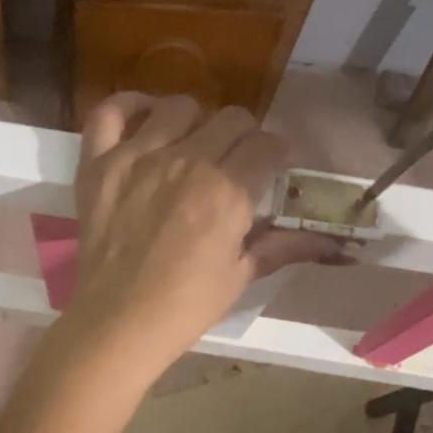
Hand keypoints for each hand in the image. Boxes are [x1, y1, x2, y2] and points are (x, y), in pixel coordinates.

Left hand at [59, 94, 338, 374]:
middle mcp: (186, 160)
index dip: (274, 154)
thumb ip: (282, 246)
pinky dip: (127, 107)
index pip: (265, 144)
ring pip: (177, 108)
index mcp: (227, 189)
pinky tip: (142, 120)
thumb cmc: (185, 307)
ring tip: (190, 145)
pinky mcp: (98, 165)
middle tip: (233, 162)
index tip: (271, 168)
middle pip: (229, 119)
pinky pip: (109, 113)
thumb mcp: (240, 276)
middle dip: (241, 137)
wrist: (118, 324)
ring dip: (193, 121)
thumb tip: (334, 244)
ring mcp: (137, 157)